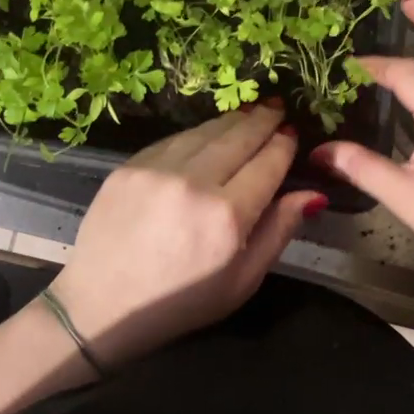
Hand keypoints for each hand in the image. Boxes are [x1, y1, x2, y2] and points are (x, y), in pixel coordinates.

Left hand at [48, 103, 324, 365]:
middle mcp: (194, 182)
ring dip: (232, 121)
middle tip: (276, 109)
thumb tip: (312, 194)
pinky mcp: (130, 166)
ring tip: (249, 114)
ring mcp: (158, 169)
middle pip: (239, 137)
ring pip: (206, 131)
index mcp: (228, 216)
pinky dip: (197, 134)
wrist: (101, 305)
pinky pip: (174, 139)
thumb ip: (278, 232)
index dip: (284, 146)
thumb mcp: (242, 282)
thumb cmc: (181, 303)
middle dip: (262, 121)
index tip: (293, 134)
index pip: (268, 163)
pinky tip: (208, 134)